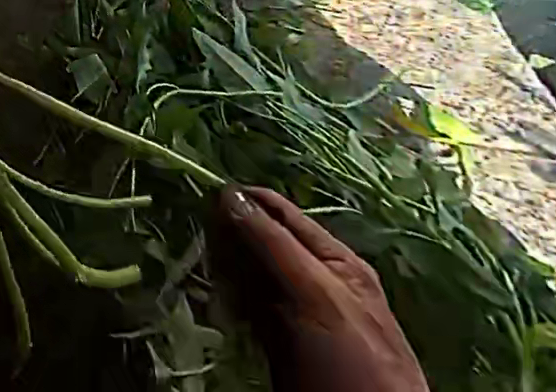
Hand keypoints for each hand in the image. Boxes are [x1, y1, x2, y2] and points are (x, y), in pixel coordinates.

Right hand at [210, 186, 426, 391]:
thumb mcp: (317, 295)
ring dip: (223, 270)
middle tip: (203, 245)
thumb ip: (274, 242)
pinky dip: (225, 300)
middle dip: (227, 238)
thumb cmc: (354, 363)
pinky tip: (215, 304)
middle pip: (257, 237)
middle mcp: (311, 276)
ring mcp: (293, 309)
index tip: (202, 200)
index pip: (277, 210)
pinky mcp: (276, 337)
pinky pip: (243, 304)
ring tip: (208, 276)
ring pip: (245, 270)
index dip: (241, 200)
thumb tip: (228, 192)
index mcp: (331, 258)